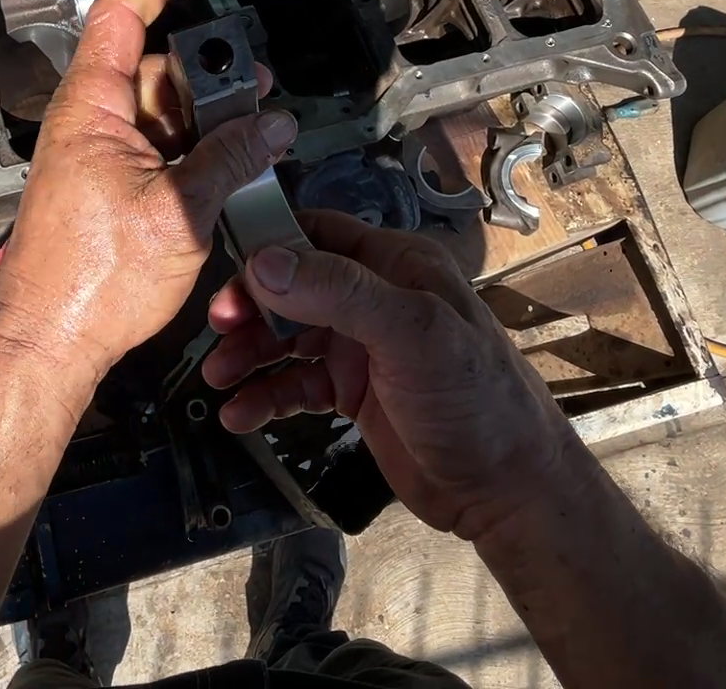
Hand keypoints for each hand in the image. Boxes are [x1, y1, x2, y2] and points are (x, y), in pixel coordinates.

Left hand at [0, 0, 297, 378]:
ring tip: (253, 129)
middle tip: (255, 83)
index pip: (118, 20)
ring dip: (206, 115)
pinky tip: (228, 162)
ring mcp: (99, 159)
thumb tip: (274, 125)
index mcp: (91, 111)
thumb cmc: (97, 278)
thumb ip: (231, 158)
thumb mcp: (179, 209)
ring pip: (160, 113)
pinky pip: (156, 149)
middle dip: (207, 69)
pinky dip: (192, 148)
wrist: (54, 340)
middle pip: (152, 70)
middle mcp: (90, 126)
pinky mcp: (109, 190)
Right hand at [201, 211, 584, 539]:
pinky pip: (298, 384)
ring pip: (289, 337)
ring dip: (251, 354)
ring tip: (217, 378)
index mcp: (394, 264)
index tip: (228, 271)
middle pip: (294, 287)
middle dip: (252, 307)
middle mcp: (373, 297)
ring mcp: (361, 346)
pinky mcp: (353, 391)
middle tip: (218, 329)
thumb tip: (262, 262)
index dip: (271, 247)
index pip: (319, 233)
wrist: (508, 492)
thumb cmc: (469, 398)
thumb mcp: (409, 333)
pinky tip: (240, 415)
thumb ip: (338, 291)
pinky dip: (267, 396)